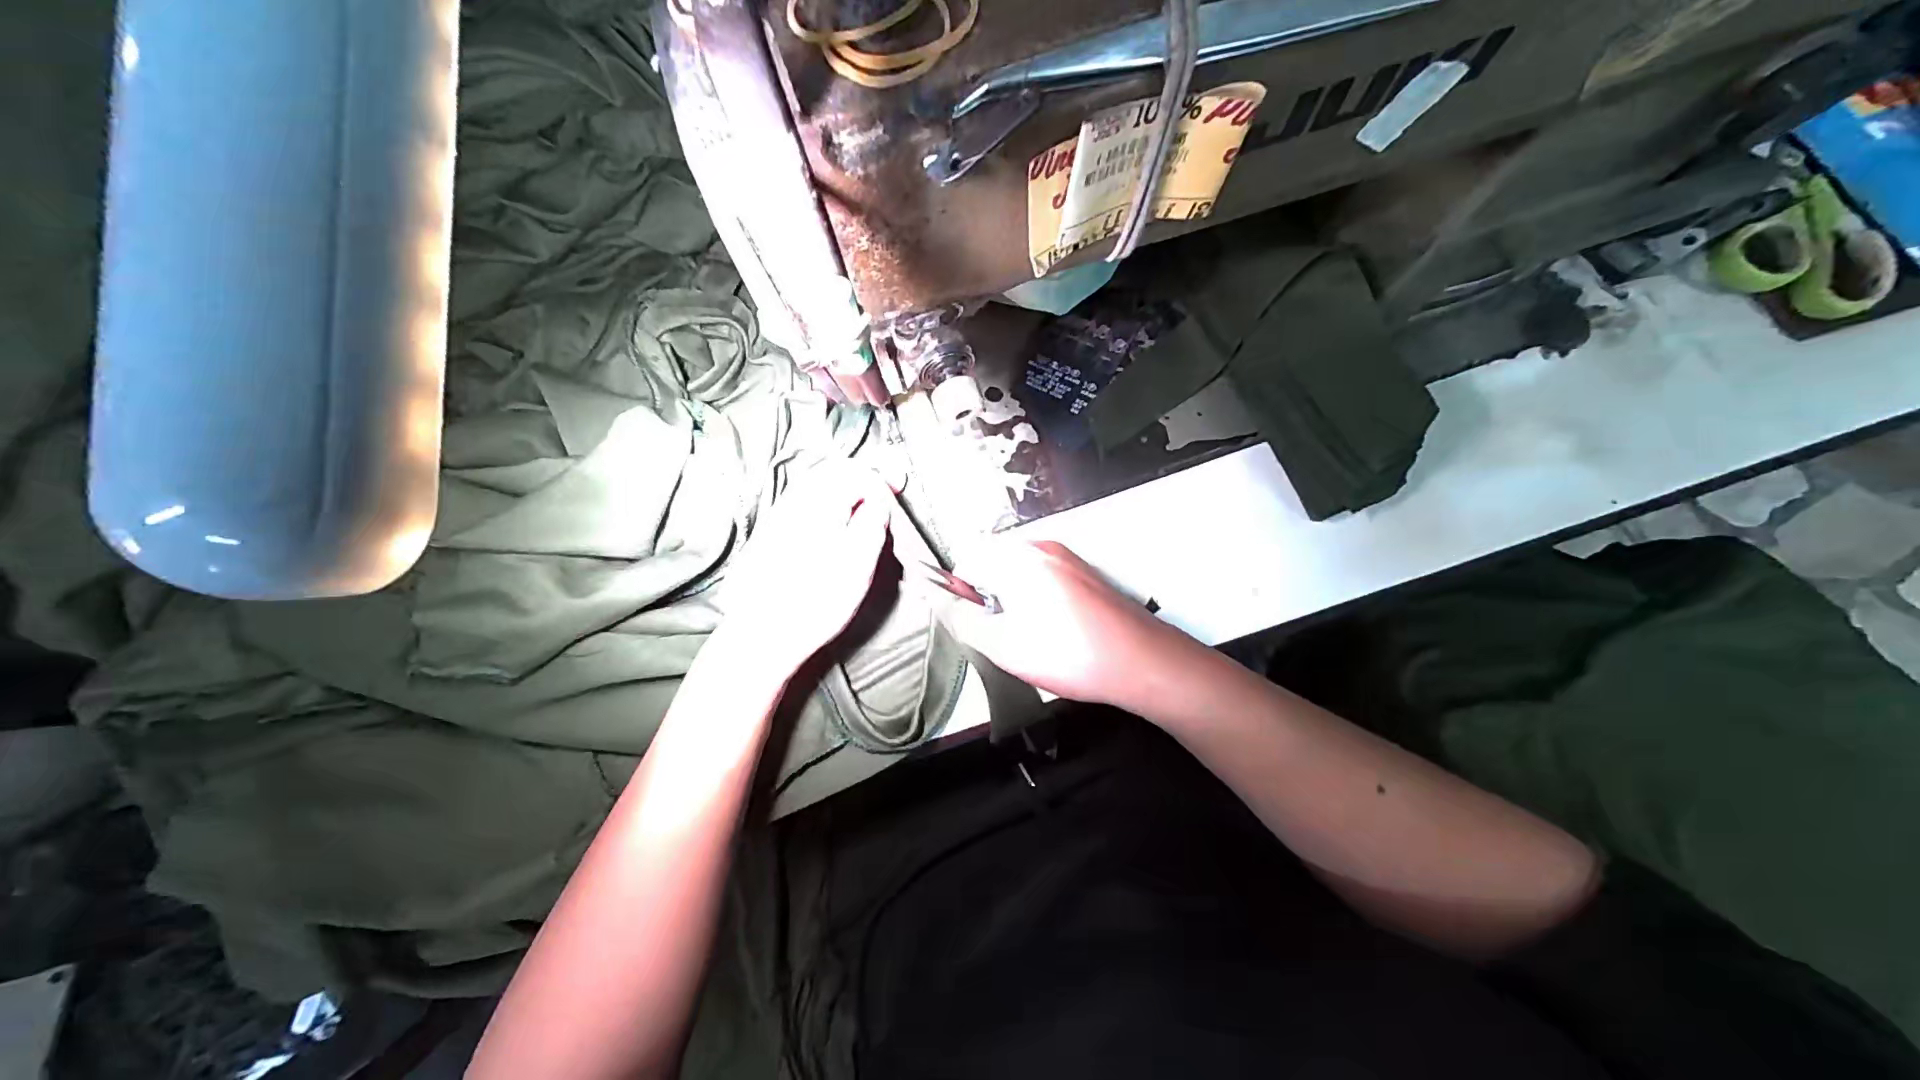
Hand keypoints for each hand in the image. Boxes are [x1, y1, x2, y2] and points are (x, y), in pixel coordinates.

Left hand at [717, 464, 895, 673]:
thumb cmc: (815, 599)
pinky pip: (805, 504)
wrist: (762, 634)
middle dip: (862, 479)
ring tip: (865, 509)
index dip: (883, 479)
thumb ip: (875, 518)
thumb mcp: (861, 557)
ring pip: (817, 486)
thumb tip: (880, 499)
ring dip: (844, 491)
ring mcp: (778, 516)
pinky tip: (836, 527)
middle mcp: (794, 500)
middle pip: (834, 471)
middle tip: (884, 495)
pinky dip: (827, 506)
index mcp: (818, 499)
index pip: (858, 471)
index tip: (899, 489)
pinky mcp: (770, 535)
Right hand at [943, 540, 1209, 712]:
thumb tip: (942, 601)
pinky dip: (1035, 600)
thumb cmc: (1077, 655)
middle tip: (999, 634)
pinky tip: (1052, 634)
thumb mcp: (1004, 646)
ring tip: (1028, 638)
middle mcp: (1043, 549)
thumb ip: (964, 620)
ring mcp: (1067, 559)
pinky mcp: (1083, 574)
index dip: (959, 594)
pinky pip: (1043, 578)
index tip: (968, 622)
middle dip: (986, 596)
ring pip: (1018, 572)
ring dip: (1011, 600)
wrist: (1143, 663)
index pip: (965, 562)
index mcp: (1019, 559)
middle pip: (992, 563)